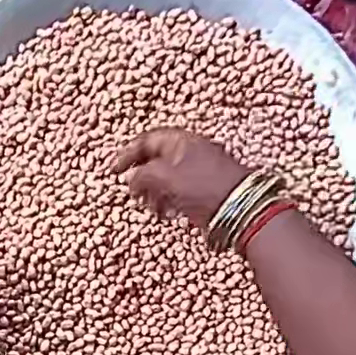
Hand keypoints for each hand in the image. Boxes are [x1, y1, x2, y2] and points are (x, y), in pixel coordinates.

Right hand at [110, 128, 250, 229]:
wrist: (241, 208)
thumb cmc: (204, 188)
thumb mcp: (165, 177)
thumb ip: (142, 175)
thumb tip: (131, 179)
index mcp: (180, 141)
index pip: (147, 141)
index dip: (127, 155)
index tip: (113, 171)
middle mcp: (190, 152)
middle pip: (156, 160)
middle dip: (142, 178)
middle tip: (134, 194)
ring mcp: (199, 171)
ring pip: (167, 179)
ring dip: (155, 193)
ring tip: (152, 208)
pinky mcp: (205, 190)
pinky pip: (179, 192)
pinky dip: (168, 201)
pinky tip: (168, 213)